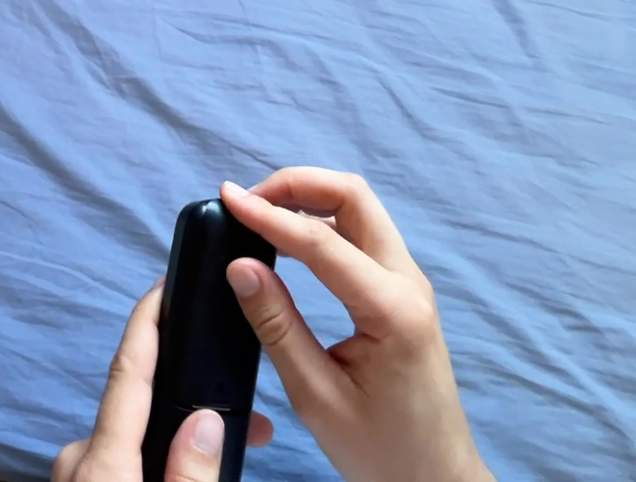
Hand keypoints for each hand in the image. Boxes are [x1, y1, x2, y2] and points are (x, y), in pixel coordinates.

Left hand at [55, 282, 275, 481]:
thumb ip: (190, 477)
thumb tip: (206, 421)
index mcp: (100, 462)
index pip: (127, 372)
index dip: (146, 320)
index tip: (164, 281)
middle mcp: (80, 461)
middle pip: (135, 403)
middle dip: (185, 389)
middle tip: (240, 391)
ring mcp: (78, 478)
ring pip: (133, 434)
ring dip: (178, 430)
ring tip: (239, 437)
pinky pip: (124, 457)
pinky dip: (158, 453)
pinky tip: (190, 465)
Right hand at [221, 170, 493, 481]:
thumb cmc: (381, 451)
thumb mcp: (316, 396)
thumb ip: (276, 326)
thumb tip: (239, 265)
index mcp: (392, 311)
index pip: (322, 242)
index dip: (269, 215)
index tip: (228, 198)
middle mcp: (408, 281)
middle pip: (353, 196)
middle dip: (296, 184)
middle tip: (248, 199)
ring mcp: (407, 280)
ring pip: (358, 206)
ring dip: (308, 195)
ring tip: (260, 210)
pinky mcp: (399, 286)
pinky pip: (359, 230)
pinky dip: (319, 216)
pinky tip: (288, 232)